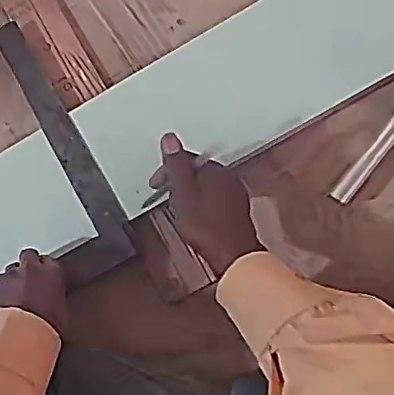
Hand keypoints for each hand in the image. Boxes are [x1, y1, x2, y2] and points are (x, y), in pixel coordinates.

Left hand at [0, 248, 68, 331]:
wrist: (19, 336)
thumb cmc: (43, 326)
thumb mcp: (62, 316)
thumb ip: (57, 303)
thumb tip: (54, 309)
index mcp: (52, 273)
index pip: (51, 262)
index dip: (48, 270)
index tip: (47, 278)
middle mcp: (30, 269)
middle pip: (29, 256)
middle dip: (29, 265)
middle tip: (31, 280)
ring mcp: (10, 276)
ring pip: (11, 269)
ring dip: (13, 278)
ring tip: (16, 295)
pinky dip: (1, 290)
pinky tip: (4, 302)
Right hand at [149, 132, 260, 273]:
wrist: (232, 255)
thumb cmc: (206, 227)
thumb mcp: (182, 193)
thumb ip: (176, 165)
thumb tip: (169, 139)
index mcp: (216, 170)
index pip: (187, 158)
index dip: (168, 170)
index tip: (156, 183)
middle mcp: (229, 178)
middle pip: (198, 170)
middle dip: (179, 180)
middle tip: (164, 194)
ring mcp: (235, 194)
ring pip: (207, 184)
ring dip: (190, 191)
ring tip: (177, 206)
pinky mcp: (236, 210)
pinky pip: (215, 198)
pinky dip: (201, 202)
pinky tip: (195, 216)